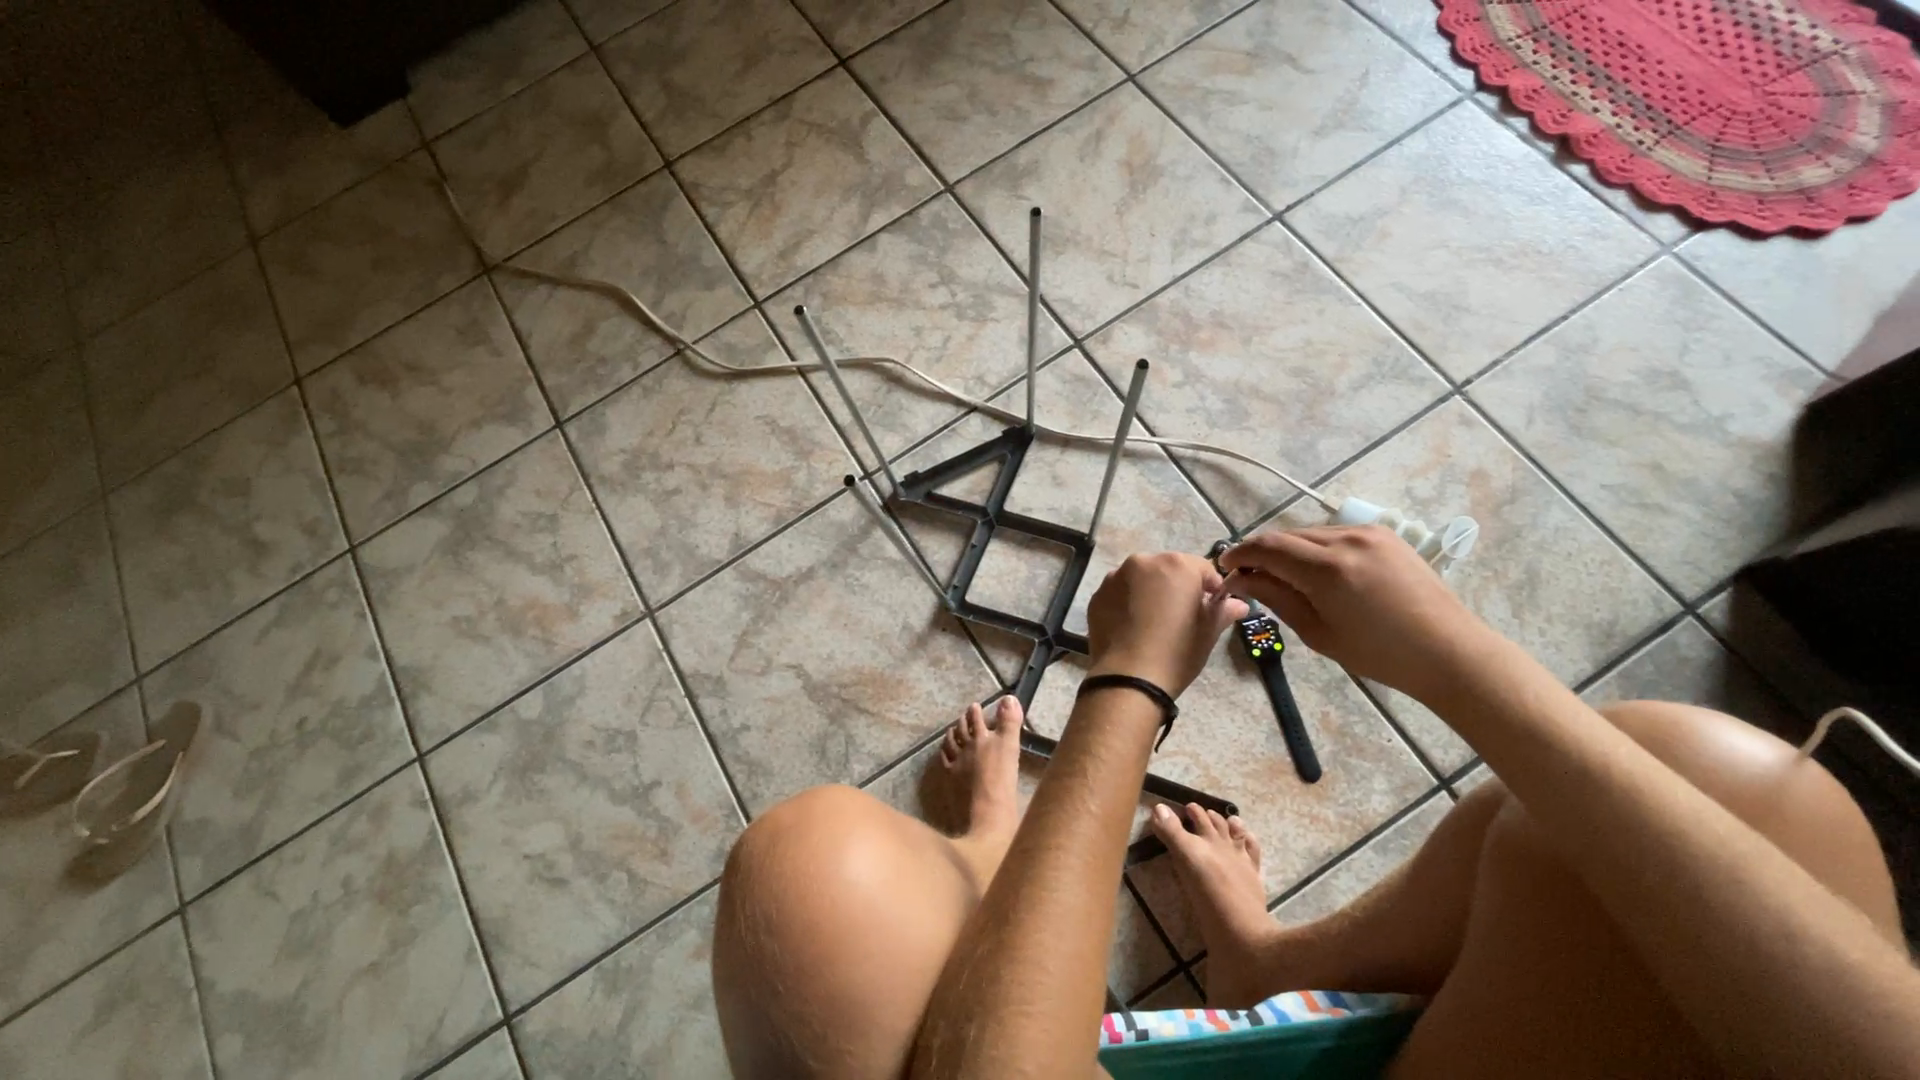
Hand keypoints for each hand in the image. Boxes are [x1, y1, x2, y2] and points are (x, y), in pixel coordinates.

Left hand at [1085, 552, 1247, 696]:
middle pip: (1168, 569)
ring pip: (1141, 579)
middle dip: (1178, 587)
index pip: (1202, 568)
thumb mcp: (1207, 632)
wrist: (1128, 678)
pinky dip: (1127, 603)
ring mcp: (1115, 577)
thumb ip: (1222, 611)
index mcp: (1176, 565)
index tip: (1212, 608)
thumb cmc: (1177, 652)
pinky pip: (1119, 594)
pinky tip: (1132, 627)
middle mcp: (1143, 562)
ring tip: (1154, 622)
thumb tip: (1238, 605)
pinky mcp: (1097, 596)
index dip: (1211, 588)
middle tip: (1182, 616)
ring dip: (1150, 592)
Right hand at [1219, 525, 1494, 702]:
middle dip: (1262, 553)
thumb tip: (1241, 579)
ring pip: (1310, 533)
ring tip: (1283, 577)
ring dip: (1289, 550)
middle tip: (1249, 578)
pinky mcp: (1385, 535)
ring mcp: (1369, 533)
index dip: (1239, 554)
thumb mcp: (1318, 632)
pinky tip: (1317, 573)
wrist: (1448, 651)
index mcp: (1328, 569)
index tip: (1224, 569)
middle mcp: (1347, 539)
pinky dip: (1316, 548)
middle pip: (1286, 535)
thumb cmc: (1379, 654)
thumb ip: (1276, 597)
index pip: (1267, 547)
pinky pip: (1336, 534)